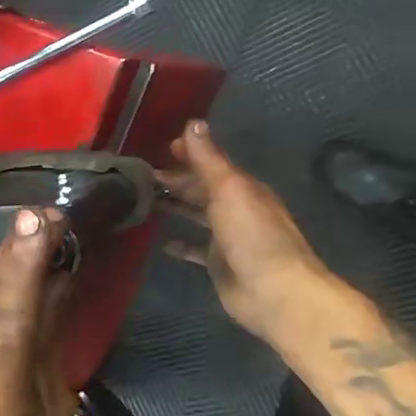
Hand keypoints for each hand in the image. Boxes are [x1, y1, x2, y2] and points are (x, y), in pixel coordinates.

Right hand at [159, 120, 331, 332]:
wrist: (274, 293)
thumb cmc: (251, 234)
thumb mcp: (228, 189)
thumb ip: (208, 158)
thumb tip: (193, 122)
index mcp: (242, 188)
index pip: (211, 163)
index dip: (189, 153)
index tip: (163, 146)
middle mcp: (236, 208)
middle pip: (201, 188)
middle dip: (175, 179)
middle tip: (141, 175)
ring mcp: (228, 237)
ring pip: (197, 214)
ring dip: (175, 206)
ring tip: (144, 200)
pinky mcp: (219, 264)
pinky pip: (195, 248)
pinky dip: (181, 243)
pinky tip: (162, 242)